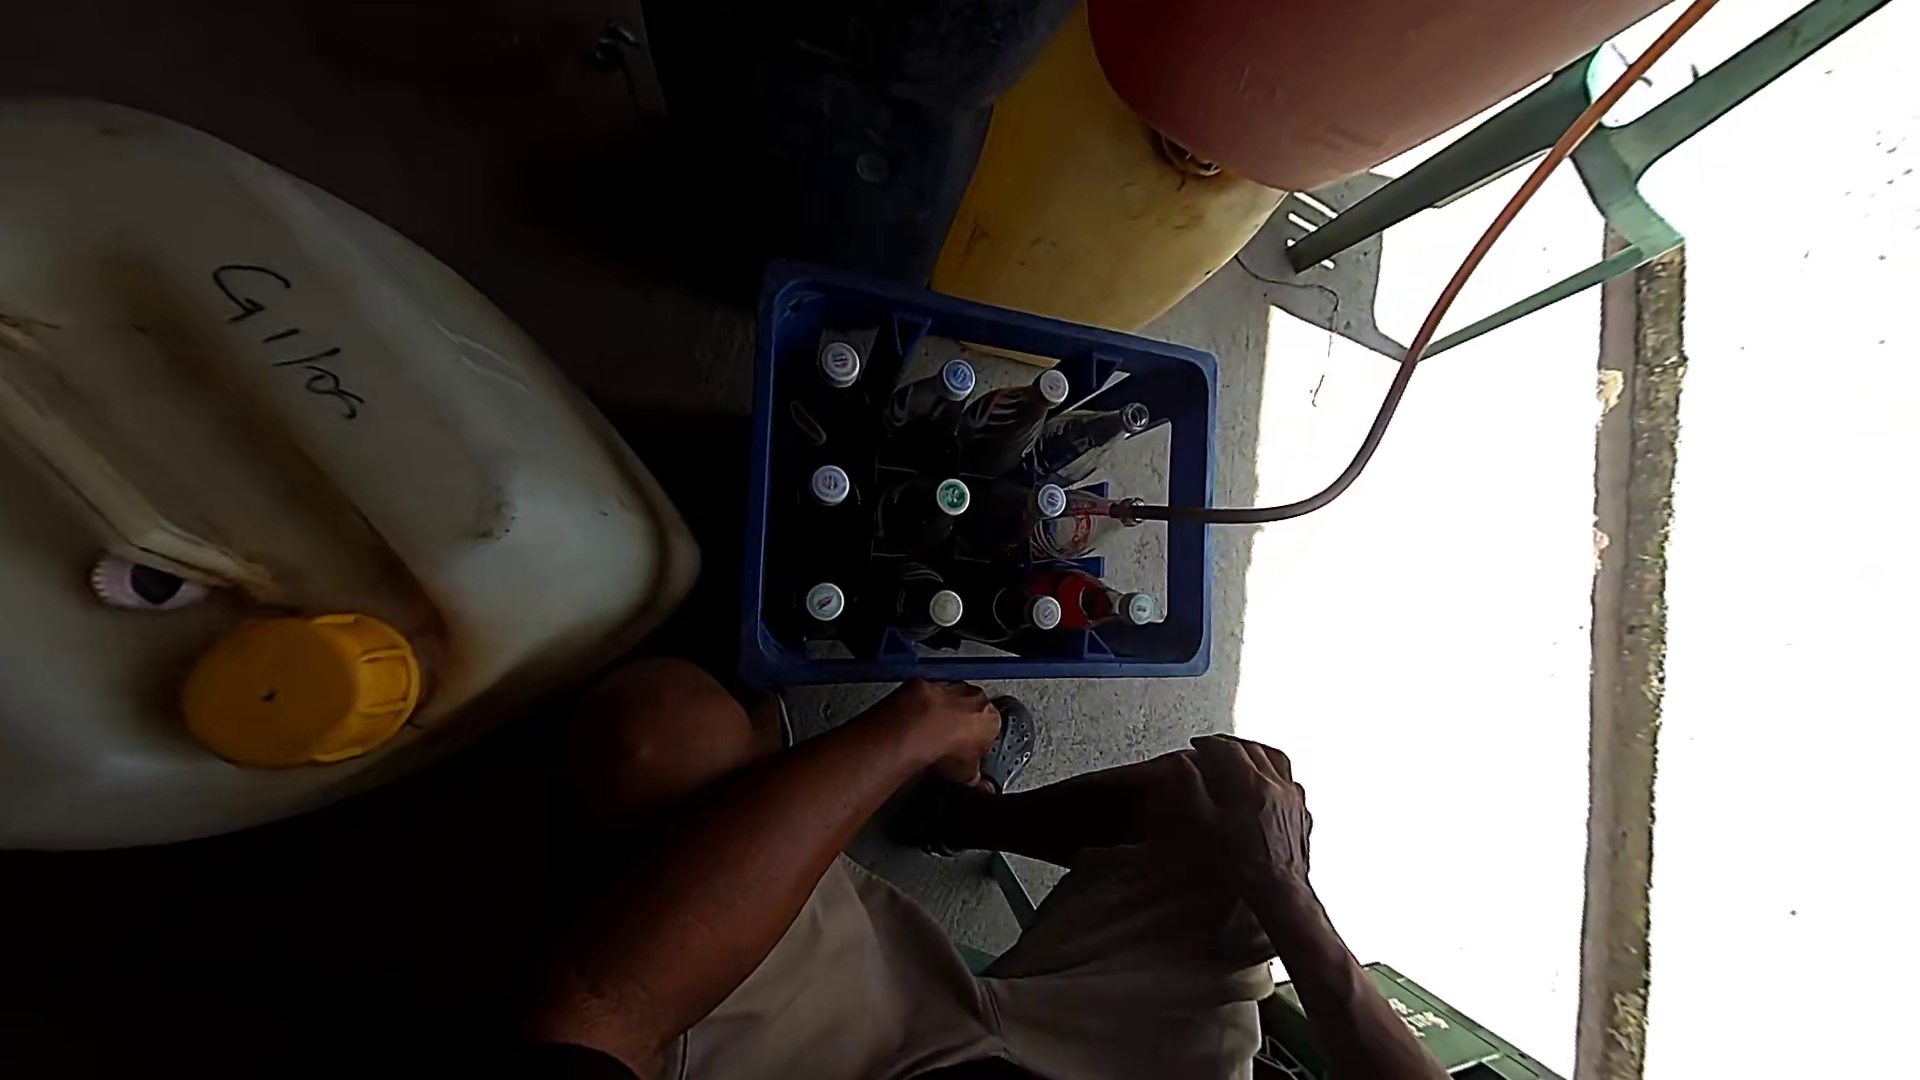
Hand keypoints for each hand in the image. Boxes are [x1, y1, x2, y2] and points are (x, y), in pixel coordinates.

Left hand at [871, 679, 1001, 784]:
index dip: (979, 742)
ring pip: (951, 698)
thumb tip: (971, 779)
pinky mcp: (928, 682)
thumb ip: (972, 774)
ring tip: (929, 732)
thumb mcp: (965, 773)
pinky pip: (929, 694)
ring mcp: (952, 686)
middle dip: (963, 722)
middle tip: (949, 741)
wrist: (919, 727)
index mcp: (992, 719)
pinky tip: (915, 720)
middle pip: (973, 709)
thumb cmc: (948, 747)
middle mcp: (976, 697)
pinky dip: (924, 704)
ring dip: (943, 711)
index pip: (992, 730)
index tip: (968, 752)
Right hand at [1180, 734, 1313, 899]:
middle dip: (1229, 743)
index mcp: (1249, 783)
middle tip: (1214, 746)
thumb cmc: (1242, 863)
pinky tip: (1266, 781)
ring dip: (1255, 750)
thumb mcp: (1206, 824)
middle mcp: (1274, 784)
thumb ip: (1192, 787)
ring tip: (1242, 753)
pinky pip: (1290, 779)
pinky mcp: (1302, 811)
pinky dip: (1274, 771)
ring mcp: (1292, 797)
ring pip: (1276, 758)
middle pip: (1252, 747)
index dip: (1208, 743)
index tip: (1198, 744)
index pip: (1227, 748)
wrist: (1280, 892)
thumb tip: (1183, 762)